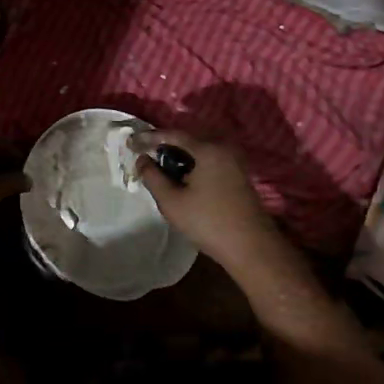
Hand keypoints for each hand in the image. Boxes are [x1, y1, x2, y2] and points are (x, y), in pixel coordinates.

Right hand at [129, 130, 282, 271]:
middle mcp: (223, 149)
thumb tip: (142, 160)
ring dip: (179, 155)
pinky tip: (182, 177)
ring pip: (200, 150)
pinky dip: (192, 163)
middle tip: (144, 153)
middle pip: (188, 139)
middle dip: (165, 144)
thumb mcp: (172, 201)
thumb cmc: (209, 222)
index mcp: (208, 149)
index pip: (174, 135)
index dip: (150, 137)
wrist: (252, 248)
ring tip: (160, 166)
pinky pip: (209, 160)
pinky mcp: (238, 175)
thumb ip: (153, 177)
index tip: (131, 143)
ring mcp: (234, 162)